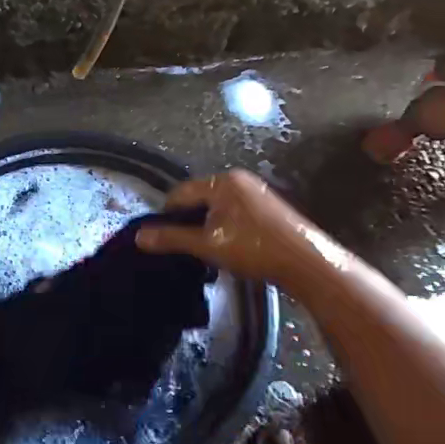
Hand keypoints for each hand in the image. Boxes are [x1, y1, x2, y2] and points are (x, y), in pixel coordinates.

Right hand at [136, 170, 347, 287]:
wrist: (306, 262)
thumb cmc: (253, 248)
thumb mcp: (206, 245)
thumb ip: (171, 239)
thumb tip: (138, 237)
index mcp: (223, 182)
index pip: (180, 193)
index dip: (167, 215)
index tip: (162, 237)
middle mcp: (239, 180)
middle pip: (198, 198)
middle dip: (187, 220)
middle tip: (182, 245)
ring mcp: (256, 192)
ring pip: (216, 207)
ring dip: (206, 226)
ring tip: (202, 248)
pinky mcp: (267, 208)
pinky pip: (232, 212)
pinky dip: (223, 227)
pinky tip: (226, 246)